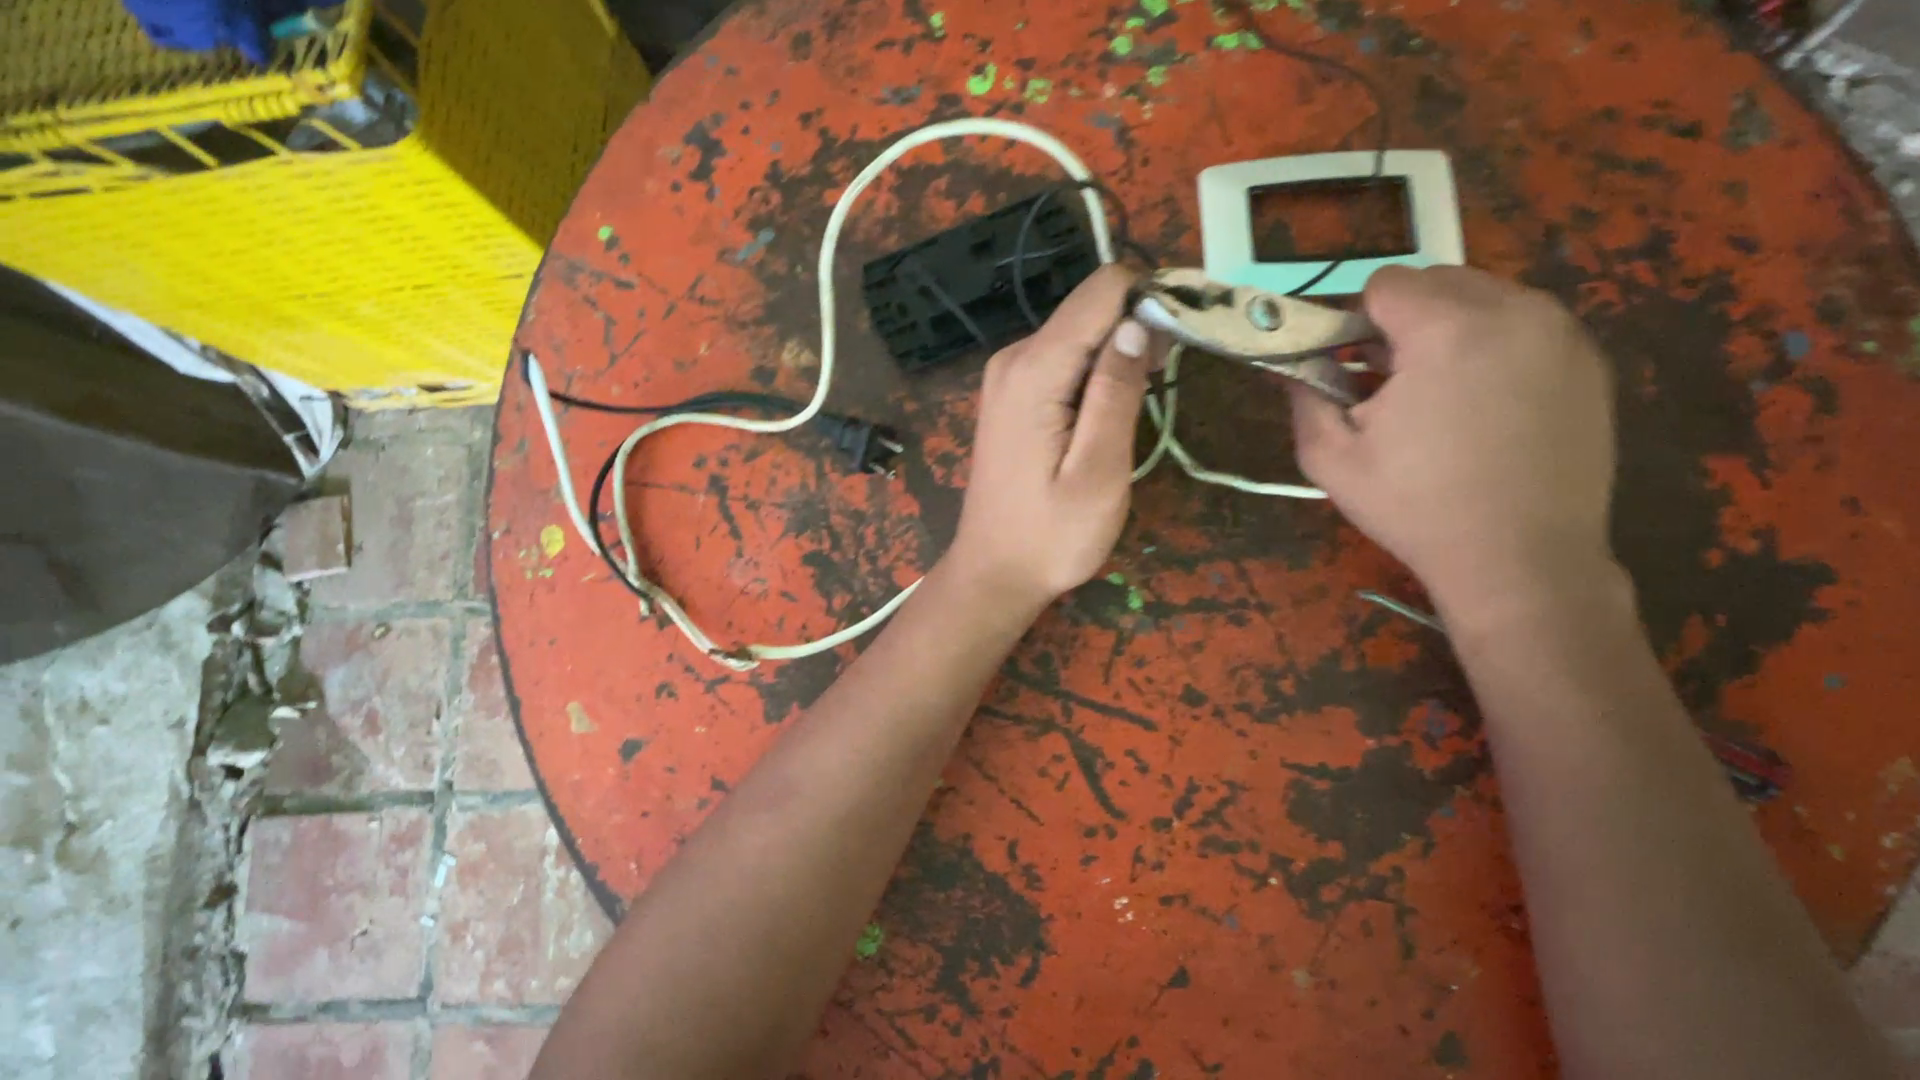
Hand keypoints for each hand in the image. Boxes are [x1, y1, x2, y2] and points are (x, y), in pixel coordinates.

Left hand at [944, 266, 1153, 609]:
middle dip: (1138, 330)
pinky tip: (1109, 414)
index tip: (1185, 338)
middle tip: (1162, 387)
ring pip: (1082, 332)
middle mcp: (1015, 357)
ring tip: (1139, 409)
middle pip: (1092, 308)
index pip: (1102, 290)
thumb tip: (1140, 322)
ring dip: (1120, 356)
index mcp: (1033, 370)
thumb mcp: (1098, 472)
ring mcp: (1009, 374)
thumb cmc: (1051, 536)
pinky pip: (1065, 358)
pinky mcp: (1014, 392)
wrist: (994, 572)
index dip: (1152, 300)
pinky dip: (1097, 373)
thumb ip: (1116, 393)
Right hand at [1287, 266, 1617, 616]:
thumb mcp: (1331, 459)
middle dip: (1405, 320)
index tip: (1352, 367)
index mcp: (1447, 329)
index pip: (1386, 283)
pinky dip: (1497, 348)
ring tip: (1442, 395)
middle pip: (1438, 280)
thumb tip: (1296, 365)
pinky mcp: (1589, 362)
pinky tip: (1487, 407)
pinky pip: (1527, 328)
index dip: (1356, 322)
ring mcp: (1562, 334)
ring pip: (1486, 298)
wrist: (1522, 560)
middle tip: (1391, 382)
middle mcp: (1514, 312)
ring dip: (1452, 329)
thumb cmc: (1417, 508)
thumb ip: (1304, 396)